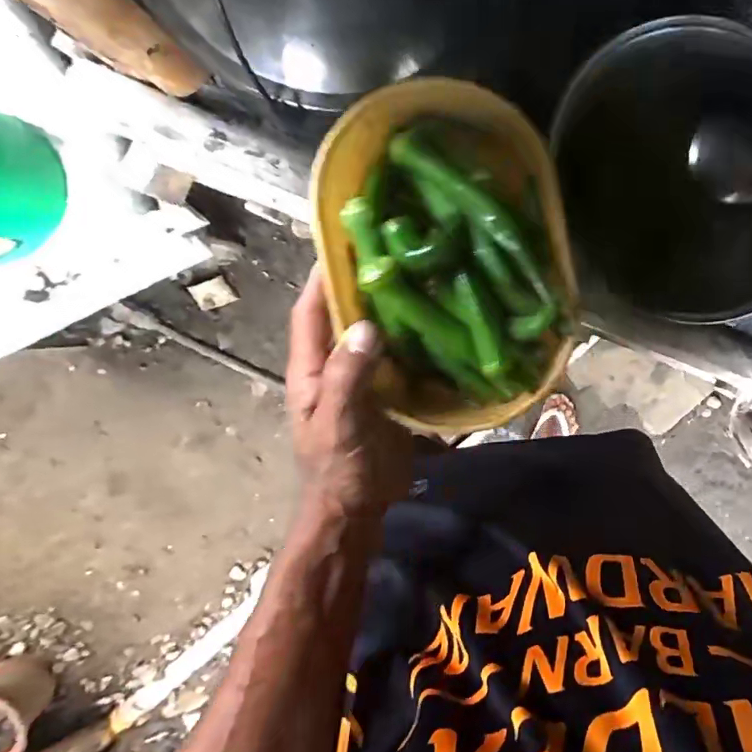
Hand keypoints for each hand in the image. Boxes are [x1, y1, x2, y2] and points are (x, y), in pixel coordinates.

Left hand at [286, 265, 412, 523]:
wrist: (358, 512)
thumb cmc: (338, 469)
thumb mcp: (338, 422)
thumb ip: (348, 377)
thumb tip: (368, 326)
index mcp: (311, 369)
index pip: (310, 311)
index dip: (322, 276)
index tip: (345, 240)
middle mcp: (335, 367)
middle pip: (345, 316)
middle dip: (363, 285)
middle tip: (398, 252)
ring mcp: (364, 381)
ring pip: (376, 335)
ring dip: (394, 311)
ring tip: (425, 279)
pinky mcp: (390, 395)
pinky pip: (402, 359)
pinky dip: (416, 341)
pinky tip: (442, 325)